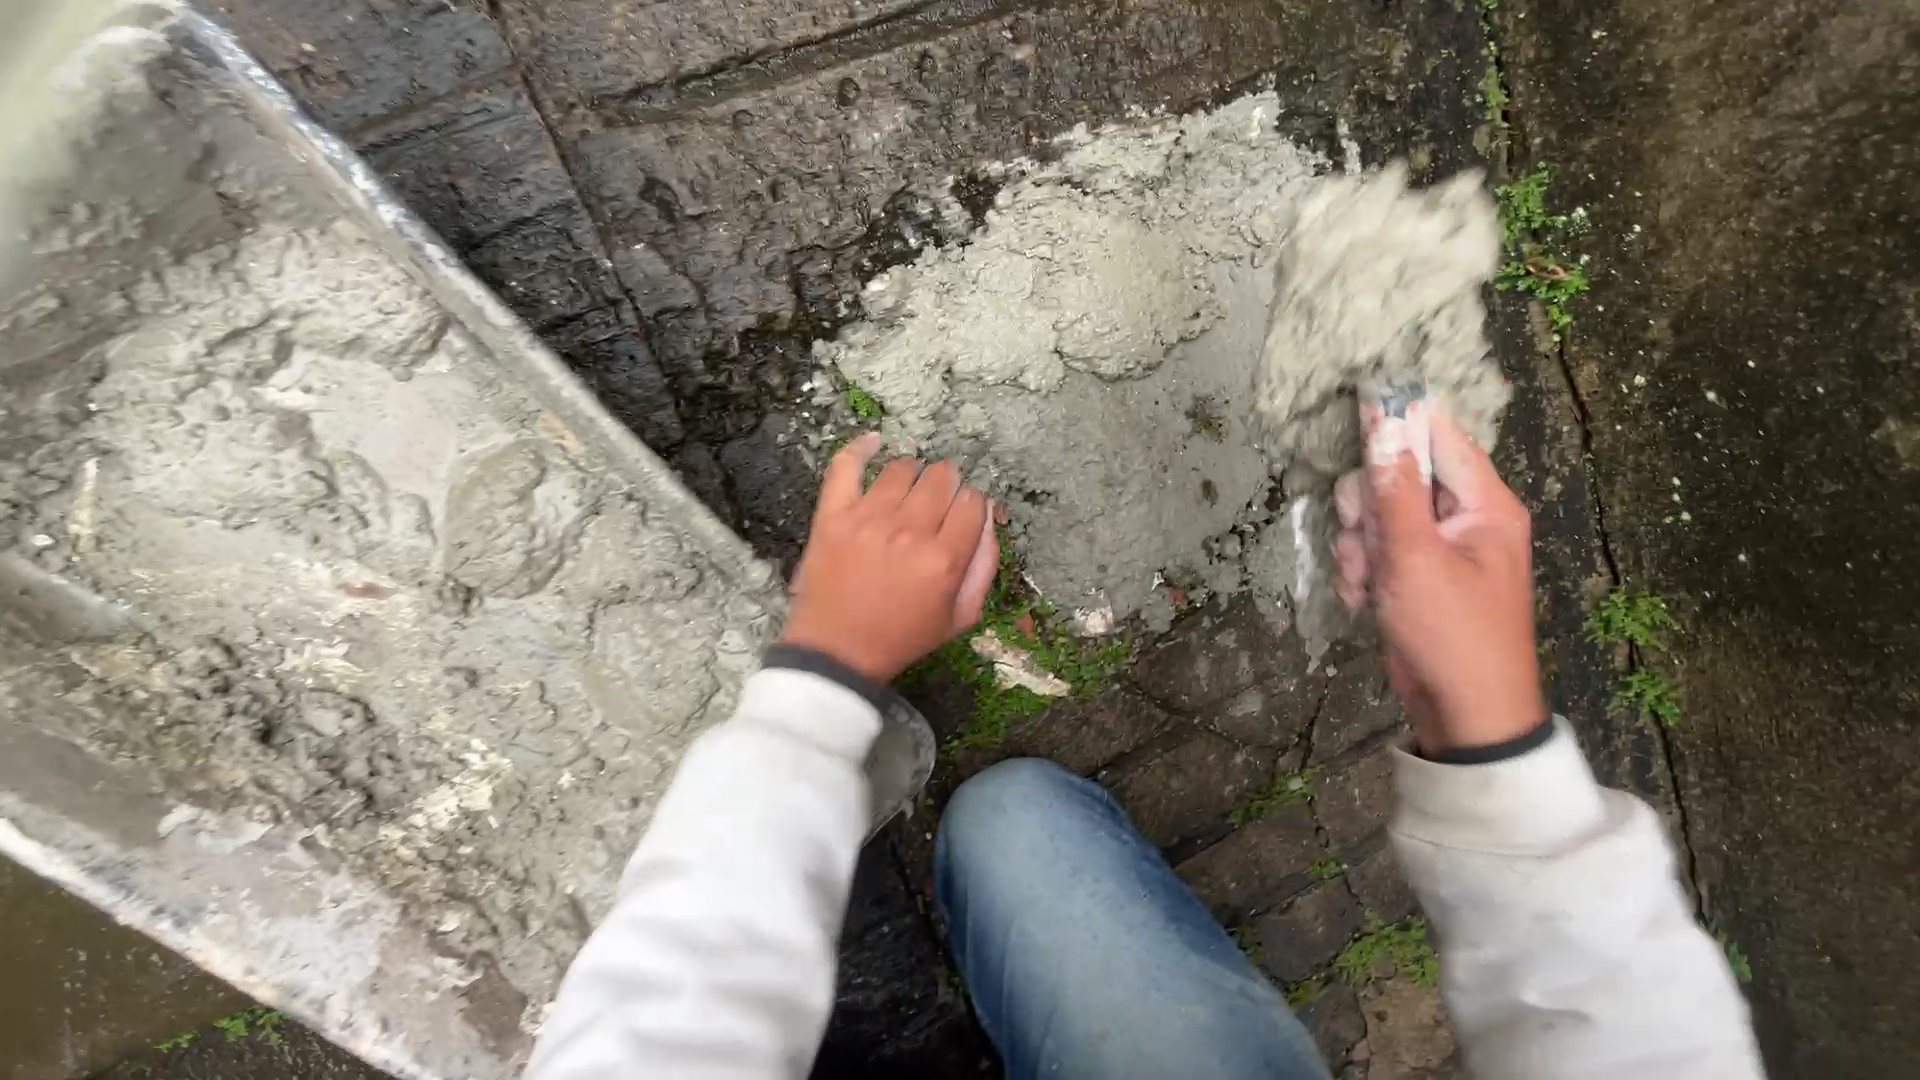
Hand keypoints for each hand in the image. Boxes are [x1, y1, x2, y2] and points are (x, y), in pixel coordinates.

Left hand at [780, 433, 999, 681]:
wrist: (836, 651)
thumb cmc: (902, 637)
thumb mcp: (960, 617)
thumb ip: (984, 567)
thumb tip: (989, 519)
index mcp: (945, 559)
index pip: (973, 502)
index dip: (972, 505)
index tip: (961, 515)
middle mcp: (910, 531)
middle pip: (941, 477)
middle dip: (947, 485)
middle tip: (936, 503)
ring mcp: (868, 518)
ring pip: (902, 468)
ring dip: (912, 474)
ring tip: (907, 491)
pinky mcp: (833, 515)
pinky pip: (846, 465)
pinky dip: (861, 448)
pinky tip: (873, 442)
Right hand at [1333, 411, 1546, 754]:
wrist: (1462, 707)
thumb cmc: (1450, 631)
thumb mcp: (1415, 557)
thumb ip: (1394, 489)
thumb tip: (1384, 421)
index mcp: (1484, 504)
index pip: (1440, 437)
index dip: (1398, 423)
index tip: (1354, 415)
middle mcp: (1462, 517)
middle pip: (1396, 477)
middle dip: (1367, 510)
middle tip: (1366, 540)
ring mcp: (1436, 546)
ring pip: (1375, 516)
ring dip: (1358, 547)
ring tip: (1367, 582)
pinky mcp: (1414, 572)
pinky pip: (1373, 549)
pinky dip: (1361, 570)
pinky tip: (1365, 597)